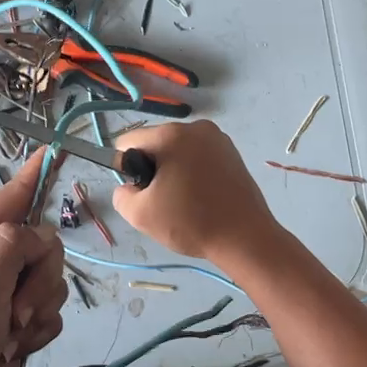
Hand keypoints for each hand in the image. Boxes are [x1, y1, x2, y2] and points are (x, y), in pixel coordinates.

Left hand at [0, 148, 66, 366]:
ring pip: (55, 280)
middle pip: (46, 244)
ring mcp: (9, 289)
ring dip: (38, 309)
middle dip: (40, 278)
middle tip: (17, 308)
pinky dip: (39, 330)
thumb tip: (39, 236)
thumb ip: (13, 245)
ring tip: (10, 332)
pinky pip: (54, 310)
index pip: (12, 195)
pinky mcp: (22, 318)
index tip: (58, 150)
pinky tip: (15, 346)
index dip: (36, 174)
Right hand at [112, 119, 283, 264]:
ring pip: (177, 151)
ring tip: (186, 201)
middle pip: (155, 144)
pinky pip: (198, 157)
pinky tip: (202, 197)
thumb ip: (121, 195)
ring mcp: (218, 138)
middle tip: (165, 201)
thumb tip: (129, 187)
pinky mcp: (232, 153)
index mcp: (171, 135)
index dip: (127, 169)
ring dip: (173, 172)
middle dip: (153, 169)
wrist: (245, 239)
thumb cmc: (191, 223)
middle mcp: (195, 127)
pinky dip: (193, 173)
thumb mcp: (140, 214)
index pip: (129, 142)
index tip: (145, 192)